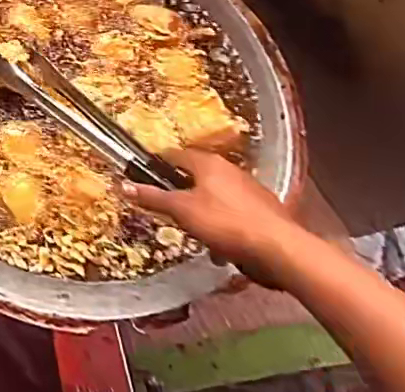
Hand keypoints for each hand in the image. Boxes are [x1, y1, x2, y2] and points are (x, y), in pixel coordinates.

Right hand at [122, 149, 311, 288]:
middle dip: (184, 194)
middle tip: (174, 214)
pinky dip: (226, 224)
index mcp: (207, 162)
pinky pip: (236, 212)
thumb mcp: (183, 212)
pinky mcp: (265, 208)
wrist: (280, 249)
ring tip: (201, 237)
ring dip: (206, 212)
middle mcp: (228, 167)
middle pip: (197, 176)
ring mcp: (249, 187)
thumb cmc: (226, 224)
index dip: (159, 165)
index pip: (174, 155)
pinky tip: (226, 246)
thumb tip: (123, 185)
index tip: (147, 177)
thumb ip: (154, 198)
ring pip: (217, 196)